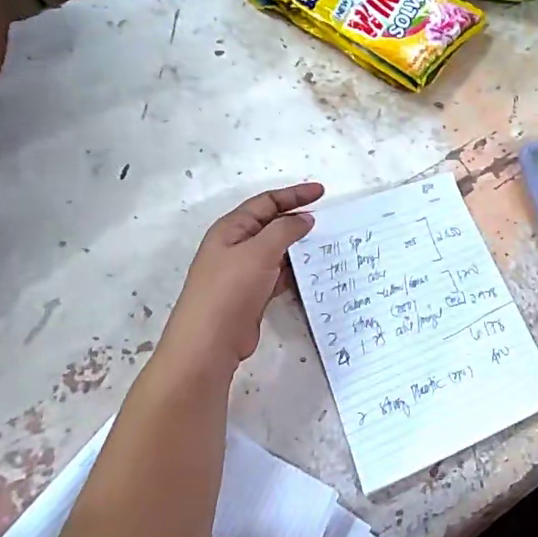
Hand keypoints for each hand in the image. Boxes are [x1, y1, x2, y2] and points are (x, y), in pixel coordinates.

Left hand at [164, 182, 323, 364]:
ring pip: (277, 251)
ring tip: (327, 245)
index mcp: (231, 228)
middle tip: (328, 220)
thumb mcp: (259, 252)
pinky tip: (313, 273)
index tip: (322, 193)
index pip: (266, 202)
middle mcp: (236, 246)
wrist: (209, 344)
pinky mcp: (252, 294)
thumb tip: (305, 218)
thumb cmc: (230, 290)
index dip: (294, 195)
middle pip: (271, 224)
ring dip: (299, 247)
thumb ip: (285, 230)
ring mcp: (243, 272)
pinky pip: (279, 274)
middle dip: (298, 220)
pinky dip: (295, 271)